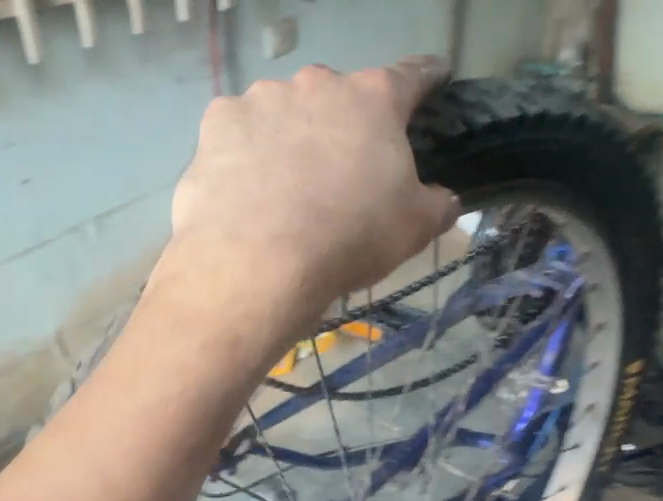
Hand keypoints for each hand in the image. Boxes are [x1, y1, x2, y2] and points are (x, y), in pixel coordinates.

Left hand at [165, 57, 461, 321]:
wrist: (259, 263)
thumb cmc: (350, 239)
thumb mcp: (413, 229)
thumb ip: (437, 205)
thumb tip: (446, 200)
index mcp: (373, 99)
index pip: (412, 76)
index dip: (426, 79)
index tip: (434, 78)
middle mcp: (316, 84)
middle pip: (336, 98)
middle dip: (341, 127)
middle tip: (339, 173)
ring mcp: (260, 99)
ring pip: (282, 115)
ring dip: (288, 141)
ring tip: (283, 192)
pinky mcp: (216, 127)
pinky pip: (238, 137)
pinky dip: (244, 159)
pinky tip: (244, 194)